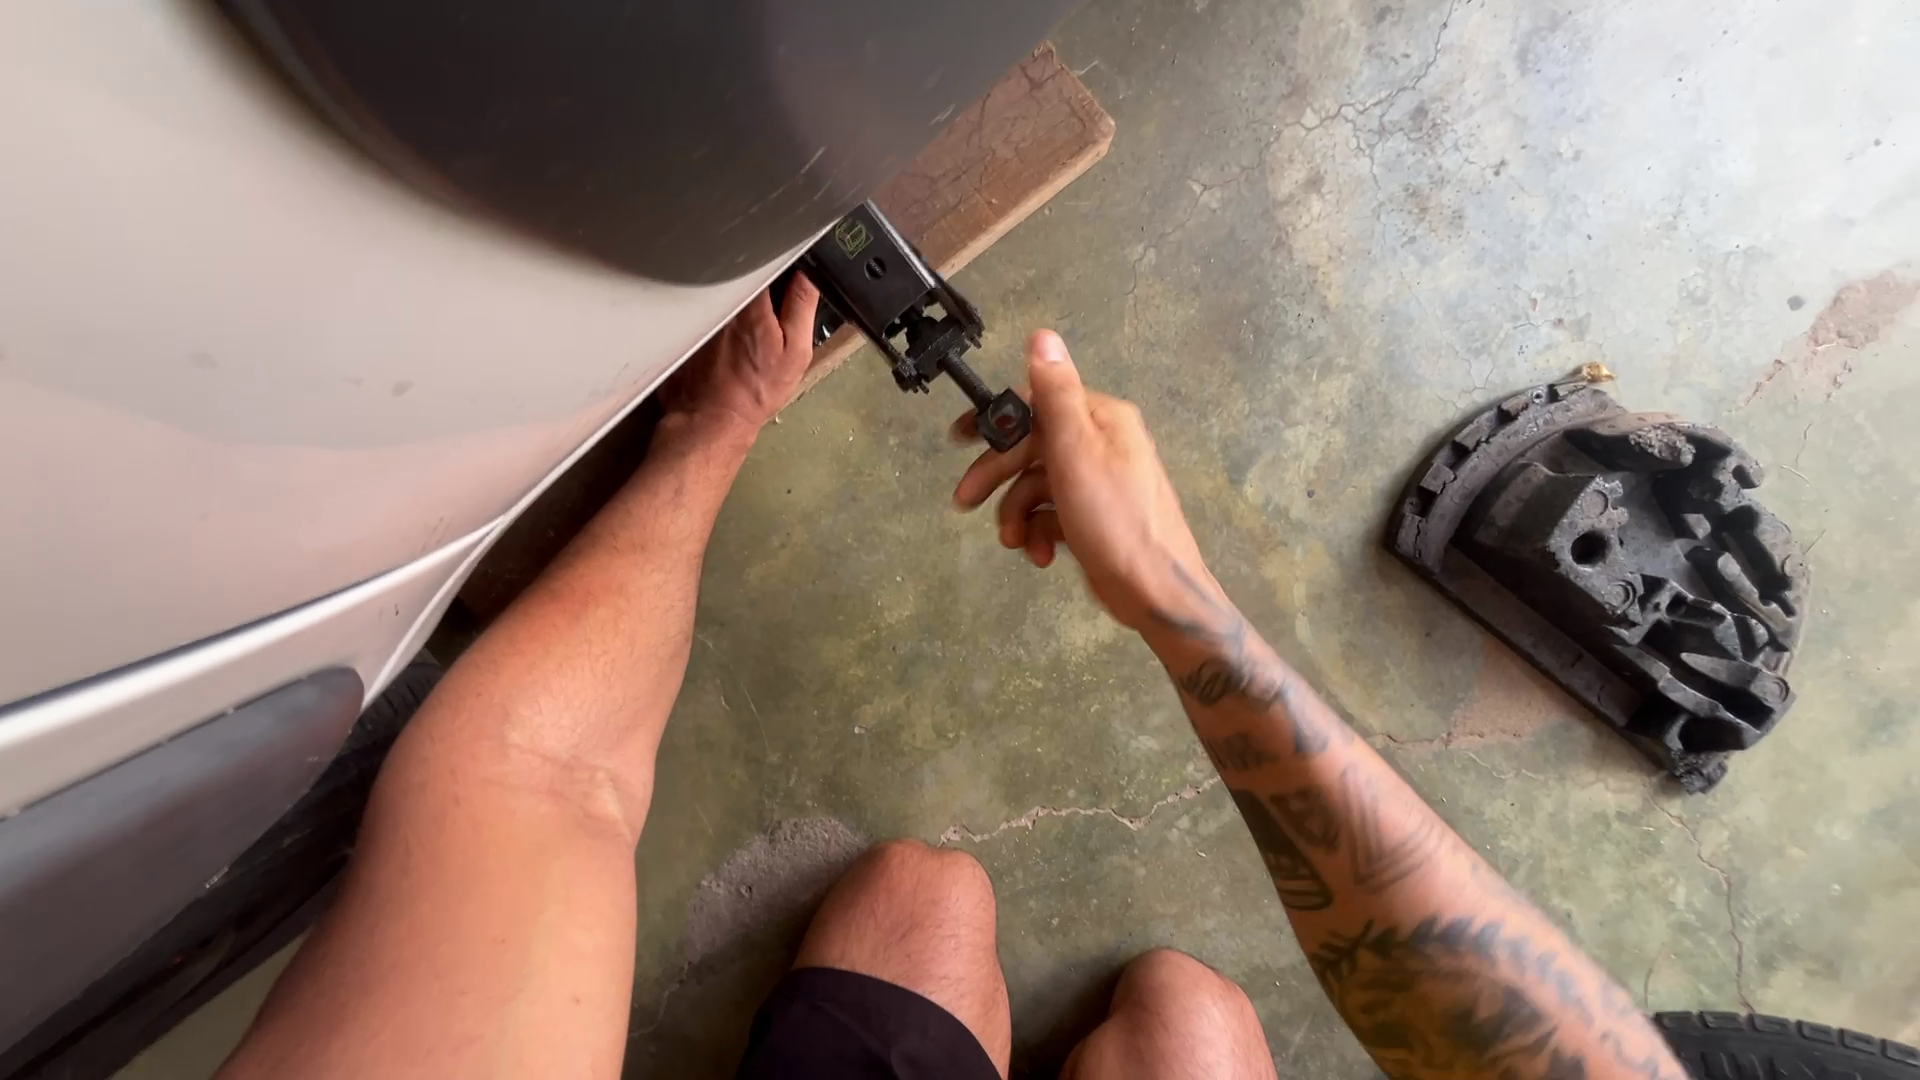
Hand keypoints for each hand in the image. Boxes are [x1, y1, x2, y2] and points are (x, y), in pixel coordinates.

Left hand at [660, 275, 820, 435]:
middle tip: (771, 318)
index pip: (769, 262)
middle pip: (745, 273)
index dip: (783, 267)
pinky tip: (729, 344)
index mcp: (752, 301)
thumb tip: (809, 275)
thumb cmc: (755, 390)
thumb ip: (802, 307)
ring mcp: (702, 310)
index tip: (791, 283)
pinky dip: (721, 317)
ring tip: (749, 336)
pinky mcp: (689, 322)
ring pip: (726, 289)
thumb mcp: (796, 352)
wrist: (715, 416)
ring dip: (740, 301)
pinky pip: (708, 307)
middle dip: (762, 287)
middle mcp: (722, 299)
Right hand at [951, 330, 1221, 630]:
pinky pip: (1053, 515)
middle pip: (1033, 449)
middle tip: (964, 502)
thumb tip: (1043, 335)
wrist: (1155, 593)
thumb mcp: (1077, 451)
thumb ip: (1056, 394)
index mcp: (1101, 420)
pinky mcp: (1094, 518)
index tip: (959, 439)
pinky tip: (1040, 555)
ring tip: (1014, 542)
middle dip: (997, 478)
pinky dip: (1039, 533)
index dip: (996, 423)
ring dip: (1017, 514)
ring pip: (1038, 487)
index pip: (1036, 406)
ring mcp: (1098, 484)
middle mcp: (1102, 445)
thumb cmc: (1114, 521)